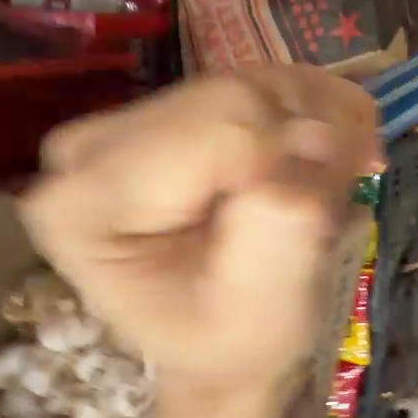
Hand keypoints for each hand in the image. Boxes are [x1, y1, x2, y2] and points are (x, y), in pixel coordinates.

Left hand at [19, 69, 382, 400]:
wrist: (231, 340)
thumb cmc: (236, 338)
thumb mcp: (258, 310)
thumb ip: (277, 233)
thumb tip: (311, 148)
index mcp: (83, 201)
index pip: (217, 131)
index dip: (290, 161)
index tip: (322, 214)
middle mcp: (94, 145)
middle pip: (238, 98)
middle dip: (311, 143)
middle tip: (335, 202)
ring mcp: (140, 116)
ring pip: (264, 81)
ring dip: (327, 126)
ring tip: (334, 187)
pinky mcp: (187, 102)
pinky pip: (273, 77)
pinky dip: (326, 109)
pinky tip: (334, 155)